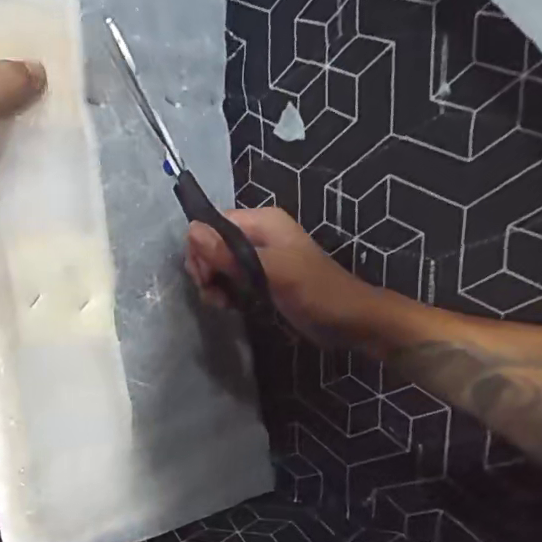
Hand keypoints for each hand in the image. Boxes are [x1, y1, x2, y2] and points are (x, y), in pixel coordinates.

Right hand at [184, 207, 384, 343]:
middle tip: (214, 295)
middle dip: (206, 269)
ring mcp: (260, 257)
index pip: (213, 223)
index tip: (205, 278)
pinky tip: (232, 306)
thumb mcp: (272, 272)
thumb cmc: (315, 292)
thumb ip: (231, 254)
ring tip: (224, 304)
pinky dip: (227, 292)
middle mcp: (258, 234)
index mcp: (262, 222)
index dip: (202, 249)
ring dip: (214, 284)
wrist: (349, 320)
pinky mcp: (263, 279)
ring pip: (219, 264)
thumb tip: (192, 231)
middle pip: (212, 244)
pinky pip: (232, 280)